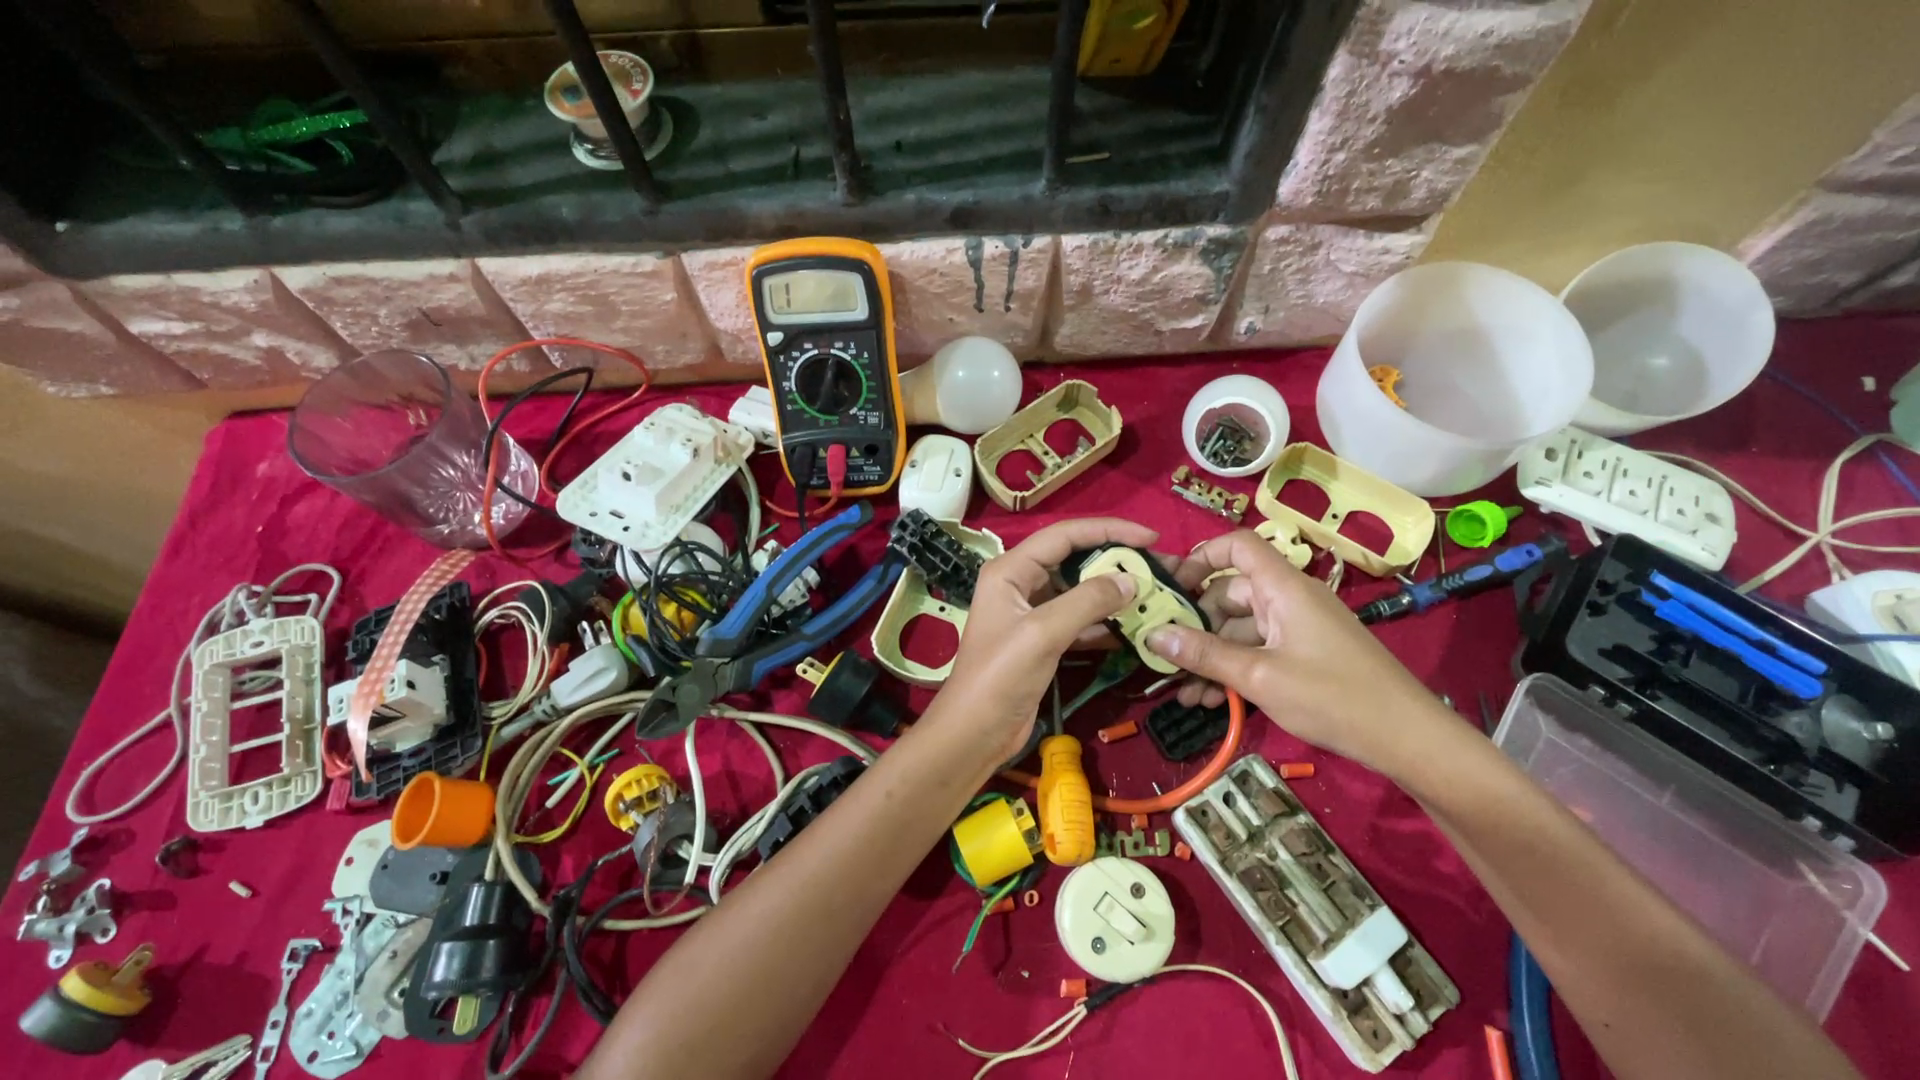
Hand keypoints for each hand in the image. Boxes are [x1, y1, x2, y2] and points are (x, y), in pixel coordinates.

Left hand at [929, 518, 1157, 764]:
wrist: (974, 733)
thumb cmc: (1000, 677)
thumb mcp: (1043, 633)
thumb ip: (1087, 602)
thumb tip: (1131, 580)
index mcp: (1010, 570)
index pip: (1065, 535)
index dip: (1109, 531)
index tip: (1150, 537)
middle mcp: (1019, 584)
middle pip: (1074, 559)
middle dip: (1116, 560)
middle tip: (1161, 566)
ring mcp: (1031, 613)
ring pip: (1079, 591)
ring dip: (1114, 592)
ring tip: (1156, 593)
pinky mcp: (1042, 641)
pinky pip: (1079, 620)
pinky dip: (1104, 621)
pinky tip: (1135, 626)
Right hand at [1147, 530, 1444, 774]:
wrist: (1405, 738)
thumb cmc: (1332, 697)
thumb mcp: (1259, 677)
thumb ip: (1204, 654)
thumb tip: (1152, 634)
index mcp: (1284, 588)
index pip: (1238, 546)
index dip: (1201, 558)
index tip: (1171, 589)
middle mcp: (1289, 600)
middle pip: (1230, 593)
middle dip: (1195, 625)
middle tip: (1164, 655)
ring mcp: (1297, 629)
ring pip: (1240, 630)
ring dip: (1210, 657)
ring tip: (1183, 694)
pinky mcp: (1304, 656)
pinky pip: (1257, 651)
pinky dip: (1233, 670)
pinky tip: (1210, 701)